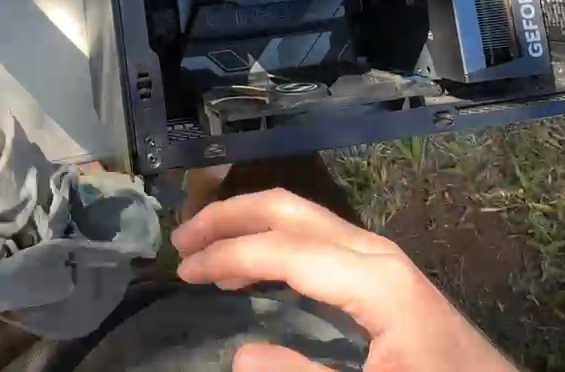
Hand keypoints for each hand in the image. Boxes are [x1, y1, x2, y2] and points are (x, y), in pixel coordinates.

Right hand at [173, 188, 516, 371]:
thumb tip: (238, 354)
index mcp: (372, 279)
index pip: (282, 248)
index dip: (226, 254)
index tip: (184, 271)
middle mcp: (373, 250)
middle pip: (287, 210)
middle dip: (229, 218)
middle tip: (181, 241)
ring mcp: (380, 255)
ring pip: (300, 215)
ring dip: (248, 223)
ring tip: (204, 248)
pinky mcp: (382, 270)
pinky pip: (315, 235)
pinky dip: (273, 239)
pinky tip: (254, 265)